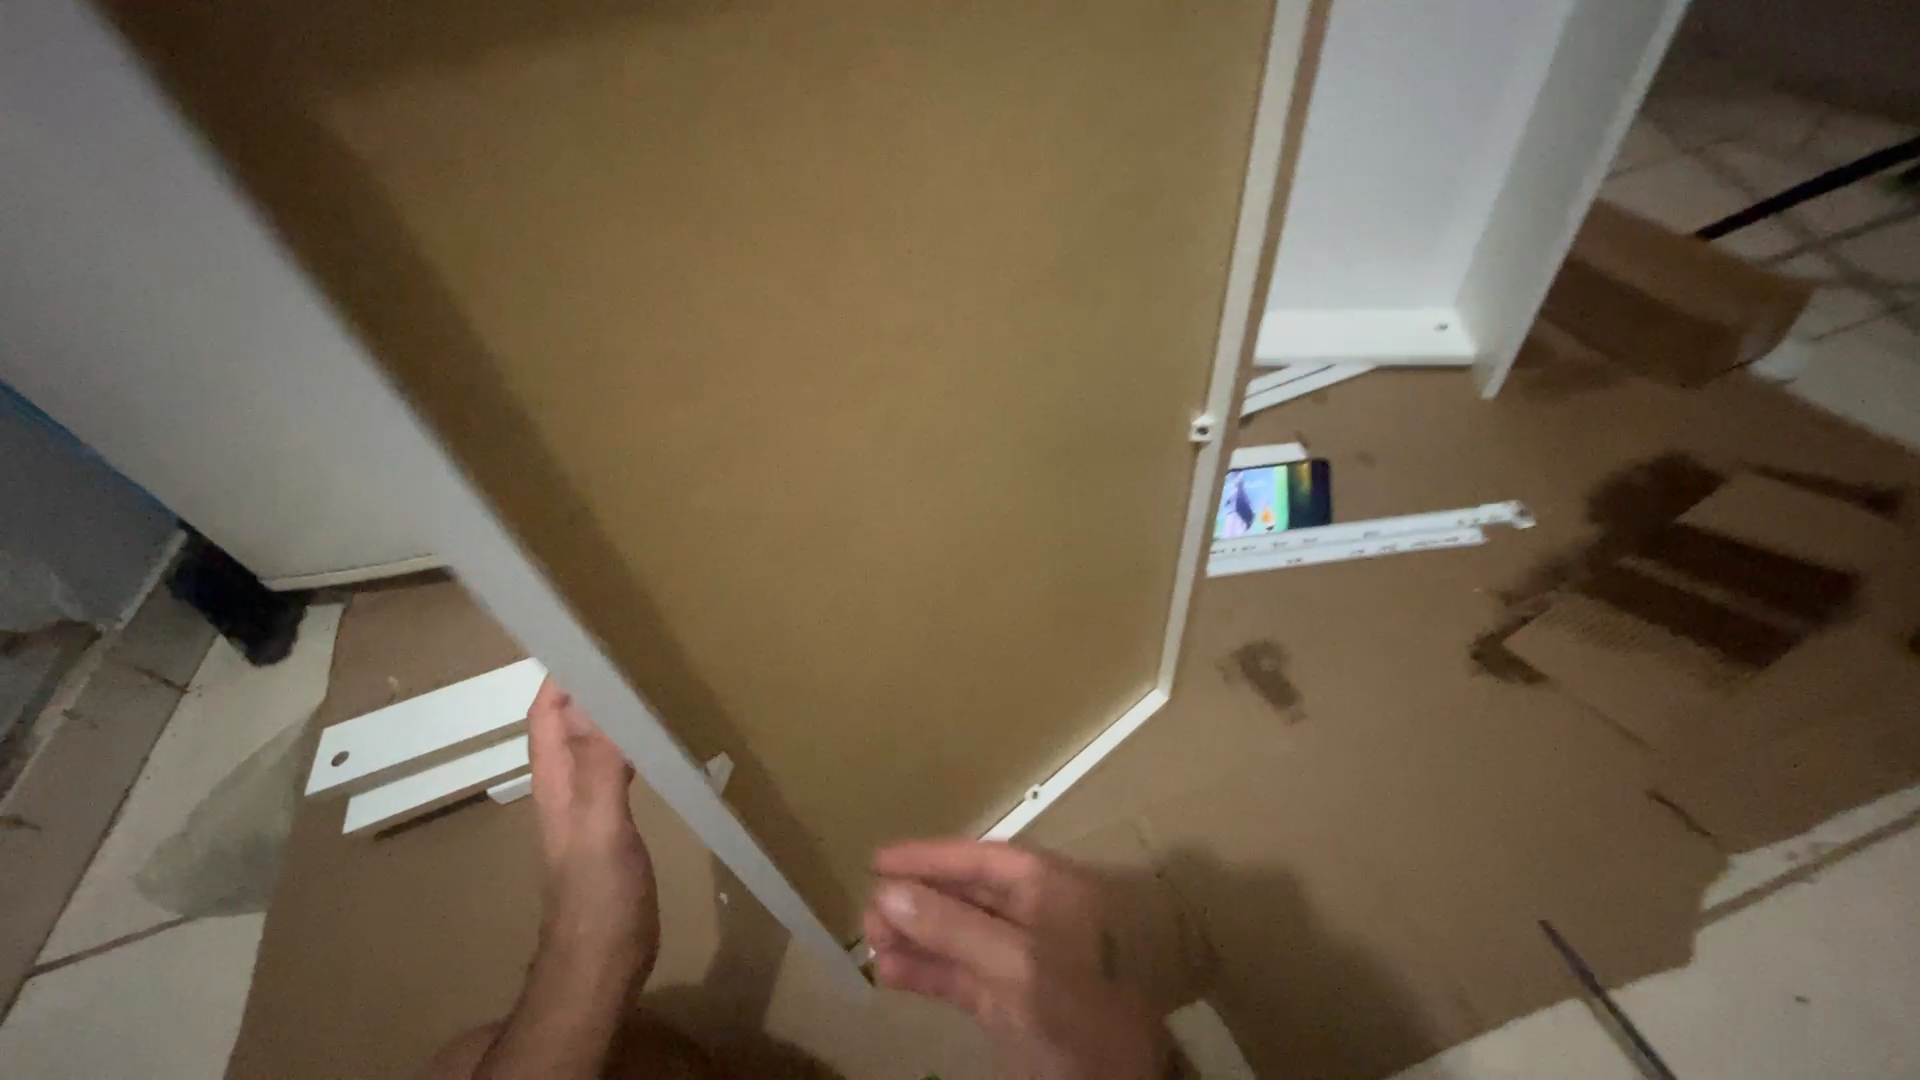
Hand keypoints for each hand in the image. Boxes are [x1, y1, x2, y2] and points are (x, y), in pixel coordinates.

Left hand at [526, 677, 656, 969]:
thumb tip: (606, 705)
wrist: (603, 962)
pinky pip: (621, 766)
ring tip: (651, 681)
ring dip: (614, 711)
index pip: (547, 713)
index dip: (561, 674)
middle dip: (592, 683)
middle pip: (571, 721)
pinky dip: (636, 742)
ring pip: (596, 742)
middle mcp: (568, 786)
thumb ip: (602, 769)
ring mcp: (591, 806)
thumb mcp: (600, 829)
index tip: (592, 635)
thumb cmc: (597, 896)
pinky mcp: (615, 824)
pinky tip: (663, 737)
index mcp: (556, 781)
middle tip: (635, 649)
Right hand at [864, 840, 1169, 1079]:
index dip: (931, 856)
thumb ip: (954, 928)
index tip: (879, 860)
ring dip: (916, 936)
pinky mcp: (1011, 999)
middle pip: (966, 895)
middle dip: (917, 900)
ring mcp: (1023, 958)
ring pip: (959, 936)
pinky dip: (928, 973)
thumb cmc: (1081, 1006)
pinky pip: (962, 975)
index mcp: (1051, 887)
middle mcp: (1035, 915)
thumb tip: (889, 892)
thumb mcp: (1017, 965)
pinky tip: (890, 973)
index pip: (982, 859)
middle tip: (868, 910)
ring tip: (869, 941)